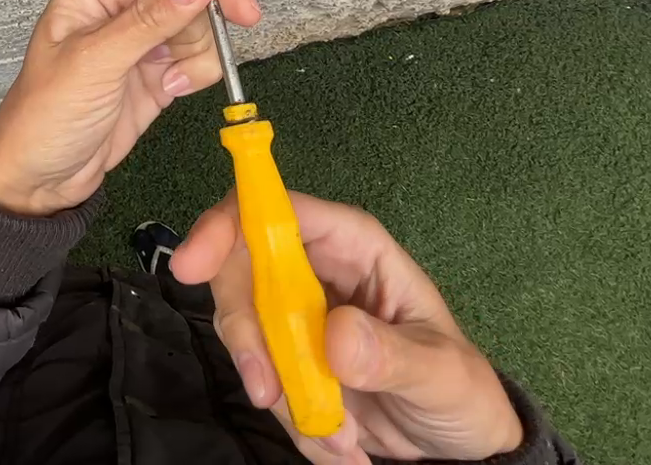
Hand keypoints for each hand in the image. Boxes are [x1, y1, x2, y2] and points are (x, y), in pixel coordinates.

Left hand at [0, 0, 260, 215]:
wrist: (39, 180)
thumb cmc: (42, 115)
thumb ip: (150, 16)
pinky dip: (197, 74)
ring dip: (199, 54)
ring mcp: (144, 37)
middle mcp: (125, 3)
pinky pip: (200, 57)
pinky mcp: (160, 69)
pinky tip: (169, 90)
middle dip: (206, 19)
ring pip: (203, 24)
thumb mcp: (95, 62)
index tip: (234, 3)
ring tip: (167, 80)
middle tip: (196, 52)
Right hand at [171, 192, 523, 463]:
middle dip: (243, 329)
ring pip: (241, 324)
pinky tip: (337, 441)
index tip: (191, 267)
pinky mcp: (284, 354)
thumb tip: (334, 335)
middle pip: (239, 266)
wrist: (456, 448)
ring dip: (276, 387)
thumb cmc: (459, 390)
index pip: (274, 210)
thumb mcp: (445, 375)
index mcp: (348, 243)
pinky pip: (259, 374)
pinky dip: (289, 416)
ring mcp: (292, 311)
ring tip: (338, 436)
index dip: (225, 225)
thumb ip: (394, 354)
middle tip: (265, 389)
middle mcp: (311, 266)